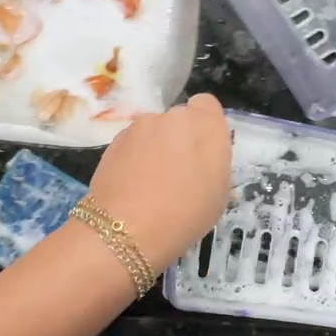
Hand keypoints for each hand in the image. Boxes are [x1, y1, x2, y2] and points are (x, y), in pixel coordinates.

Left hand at [88, 93, 232, 270]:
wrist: (126, 230)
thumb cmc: (185, 216)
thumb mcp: (219, 195)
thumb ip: (215, 163)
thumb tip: (204, 157)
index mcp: (207, 127)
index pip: (208, 105)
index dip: (206, 125)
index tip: (203, 150)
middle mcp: (175, 117)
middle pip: (180, 119)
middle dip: (181, 137)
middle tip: (179, 171)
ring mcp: (142, 126)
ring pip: (155, 130)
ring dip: (156, 146)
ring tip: (151, 181)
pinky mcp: (116, 138)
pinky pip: (134, 142)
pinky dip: (135, 156)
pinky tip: (132, 184)